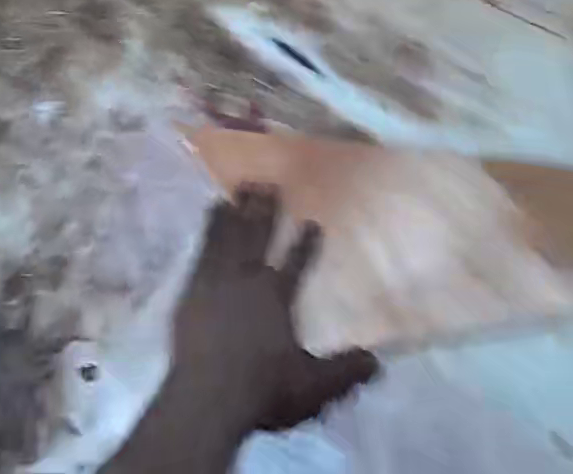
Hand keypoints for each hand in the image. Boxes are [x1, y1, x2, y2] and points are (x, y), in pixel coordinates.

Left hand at [169, 184, 378, 433]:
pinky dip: (211, 223)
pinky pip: (205, 241)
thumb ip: (346, 371)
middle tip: (270, 183)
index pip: (296, 263)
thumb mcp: (314, 387)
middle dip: (266, 209)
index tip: (314, 221)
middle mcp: (247, 277)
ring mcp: (217, 275)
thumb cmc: (263, 389)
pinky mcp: (193, 280)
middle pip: (259, 235)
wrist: (207, 391)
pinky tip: (213, 209)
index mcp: (276, 297)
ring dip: (238, 207)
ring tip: (242, 185)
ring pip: (230, 231)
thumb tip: (379, 359)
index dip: (306, 243)